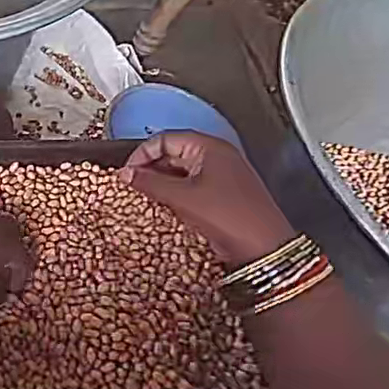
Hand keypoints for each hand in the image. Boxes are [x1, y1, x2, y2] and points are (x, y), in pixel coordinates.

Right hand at [119, 131, 295, 265]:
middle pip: (173, 153)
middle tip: (132, 186)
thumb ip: (150, 183)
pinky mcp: (222, 194)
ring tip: (144, 197)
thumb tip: (125, 174)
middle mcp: (217, 156)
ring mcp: (221, 175)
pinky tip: (163, 206)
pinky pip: (191, 186)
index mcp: (209, 147)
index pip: (166, 139)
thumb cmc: (228, 217)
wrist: (264, 250)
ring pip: (181, 171)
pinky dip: (174, 193)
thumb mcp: (183, 198)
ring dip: (161, 182)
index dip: (143, 154)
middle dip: (150, 168)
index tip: (127, 172)